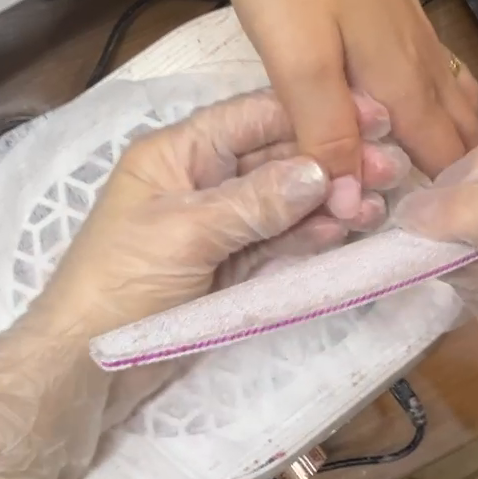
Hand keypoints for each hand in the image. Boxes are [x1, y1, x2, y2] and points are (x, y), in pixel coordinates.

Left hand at [0, 89, 411, 478]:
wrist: (88, 364)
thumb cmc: (120, 284)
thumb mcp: (184, 233)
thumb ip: (253, 201)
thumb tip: (321, 169)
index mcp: (178, 153)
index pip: (252, 117)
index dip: (310, 114)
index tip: (372, 115)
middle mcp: (202, 179)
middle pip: (276, 159)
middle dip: (330, 163)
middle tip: (388, 170)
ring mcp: (220, 223)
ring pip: (285, 202)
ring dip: (328, 203)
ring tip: (374, 207)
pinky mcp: (231, 263)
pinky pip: (280, 241)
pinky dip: (310, 236)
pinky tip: (345, 230)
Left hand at [211, 0, 477, 206]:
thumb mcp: (298, 58)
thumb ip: (327, 130)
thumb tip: (356, 205)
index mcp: (403, 84)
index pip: (444, 162)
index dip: (446, 208)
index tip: (435, 251)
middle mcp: (420, 67)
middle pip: (455, 139)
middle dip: (455, 187)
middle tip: (434, 232)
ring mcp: (410, 41)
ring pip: (444, 112)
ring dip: (441, 154)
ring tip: (428, 198)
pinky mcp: (391, 24)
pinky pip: (424, 86)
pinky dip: (425, 119)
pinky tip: (405, 131)